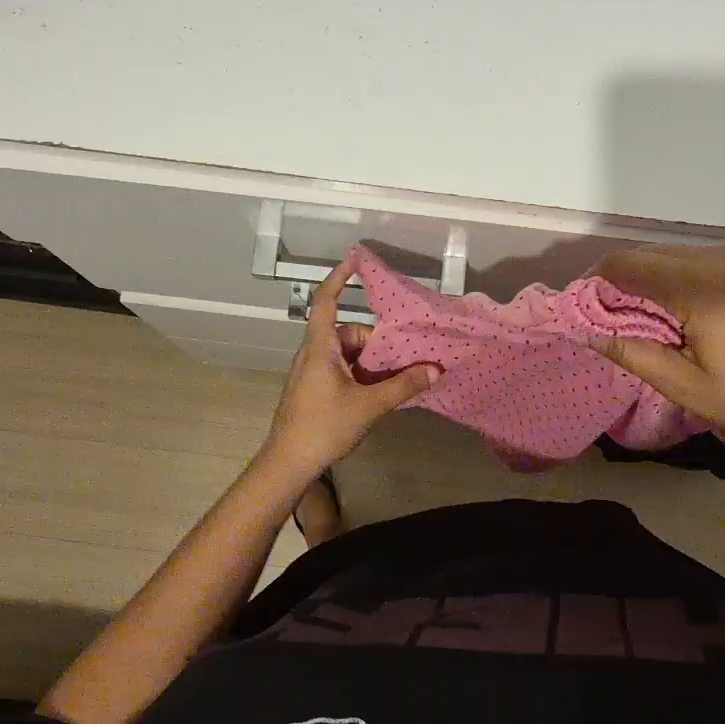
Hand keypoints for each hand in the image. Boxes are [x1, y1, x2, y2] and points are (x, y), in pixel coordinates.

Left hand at [258, 257, 439, 478]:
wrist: (288, 463)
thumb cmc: (324, 427)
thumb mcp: (369, 406)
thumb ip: (403, 386)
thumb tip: (436, 370)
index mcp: (320, 348)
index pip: (326, 301)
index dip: (339, 278)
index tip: (355, 259)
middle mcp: (313, 354)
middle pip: (348, 333)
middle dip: (376, 340)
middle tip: (406, 352)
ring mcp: (311, 374)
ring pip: (347, 355)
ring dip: (372, 362)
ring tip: (401, 375)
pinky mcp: (313, 391)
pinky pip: (342, 372)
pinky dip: (362, 376)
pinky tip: (382, 393)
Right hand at [588, 244, 724, 474]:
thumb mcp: (690, 391)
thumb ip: (636, 355)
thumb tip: (589, 332)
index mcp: (701, 289)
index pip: (626, 265)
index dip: (596, 286)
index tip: (584, 317)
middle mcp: (721, 261)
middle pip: (649, 255)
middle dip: (621, 284)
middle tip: (612, 327)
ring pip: (676, 256)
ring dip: (651, 282)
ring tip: (646, 328)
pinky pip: (702, 263)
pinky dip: (679, 282)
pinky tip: (684, 319)